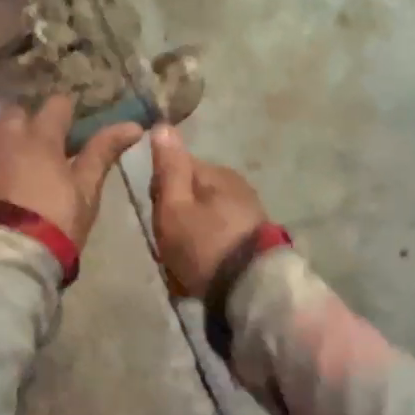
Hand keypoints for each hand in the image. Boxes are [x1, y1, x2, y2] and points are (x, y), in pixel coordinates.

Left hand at [0, 95, 143, 247]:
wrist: (2, 258)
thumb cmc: (53, 224)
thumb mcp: (86, 191)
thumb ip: (103, 153)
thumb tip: (134, 124)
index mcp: (42, 135)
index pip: (58, 104)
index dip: (65, 116)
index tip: (67, 133)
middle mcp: (5, 132)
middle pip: (17, 112)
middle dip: (27, 126)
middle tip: (34, 152)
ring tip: (0, 155)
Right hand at [148, 125, 270, 296]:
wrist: (251, 290)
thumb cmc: (204, 245)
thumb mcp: (175, 207)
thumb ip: (168, 168)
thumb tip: (162, 125)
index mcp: (216, 173)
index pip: (175, 167)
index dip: (159, 191)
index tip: (158, 217)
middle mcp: (235, 185)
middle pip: (190, 194)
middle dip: (175, 217)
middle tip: (169, 246)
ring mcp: (249, 211)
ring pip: (203, 217)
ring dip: (189, 238)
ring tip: (184, 266)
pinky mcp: (255, 237)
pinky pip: (219, 236)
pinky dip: (207, 251)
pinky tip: (202, 272)